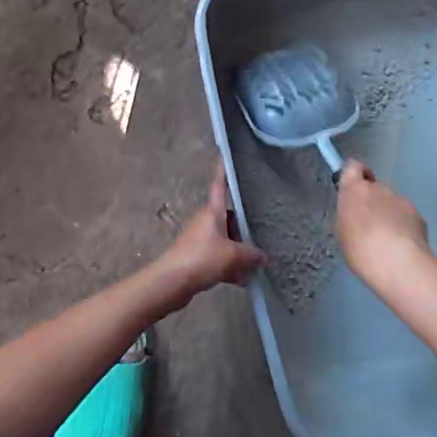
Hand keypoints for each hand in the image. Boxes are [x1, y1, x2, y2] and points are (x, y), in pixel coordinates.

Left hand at [153, 161, 264, 306]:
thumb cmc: (202, 258)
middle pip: (229, 217)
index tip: (226, 154)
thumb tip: (263, 256)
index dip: (224, 170)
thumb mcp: (233, 255)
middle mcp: (206, 221)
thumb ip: (251, 254)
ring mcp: (201, 240)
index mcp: (213, 211)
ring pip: (225, 240)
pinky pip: (219, 258)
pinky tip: (244, 280)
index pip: (220, 184)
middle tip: (264, 231)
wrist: (171, 282)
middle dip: (245, 226)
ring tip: (258, 262)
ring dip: (239, 251)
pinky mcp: (197, 259)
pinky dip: (230, 266)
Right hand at [336, 159, 431, 280]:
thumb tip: (358, 214)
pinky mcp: (418, 215)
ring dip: (390, 215)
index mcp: (355, 190)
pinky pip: (407, 217)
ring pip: (393, 203)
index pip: (353, 166)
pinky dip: (404, 227)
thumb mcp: (344, 233)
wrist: (399, 263)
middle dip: (373, 203)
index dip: (355, 175)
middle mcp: (379, 188)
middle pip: (375, 188)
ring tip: (388, 241)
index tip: (355, 189)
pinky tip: (402, 246)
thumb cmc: (361, 249)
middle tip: (371, 226)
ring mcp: (401, 200)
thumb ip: (350, 216)